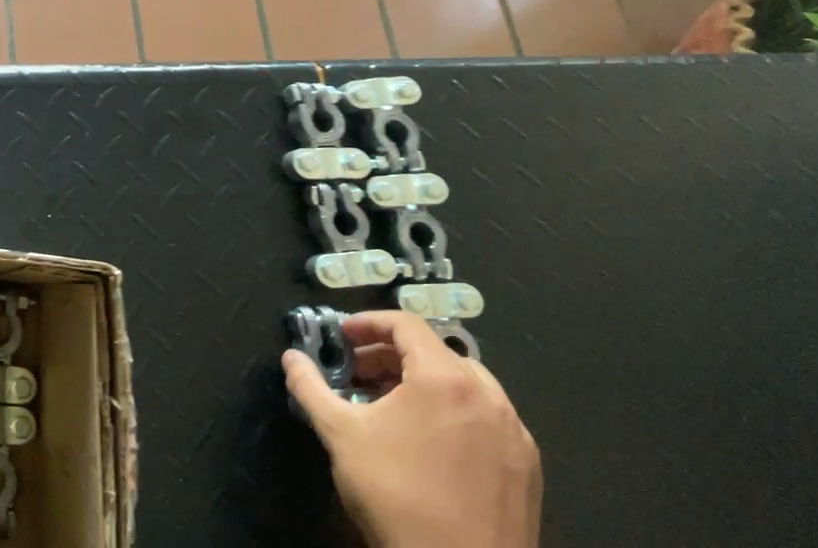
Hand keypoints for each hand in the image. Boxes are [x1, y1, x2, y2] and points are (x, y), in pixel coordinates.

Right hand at [283, 311, 541, 547]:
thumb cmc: (396, 494)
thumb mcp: (340, 434)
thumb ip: (311, 387)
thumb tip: (290, 358)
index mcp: (446, 379)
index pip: (406, 324)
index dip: (368, 323)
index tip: (341, 337)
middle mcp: (489, 396)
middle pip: (435, 352)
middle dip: (390, 356)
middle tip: (356, 374)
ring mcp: (513, 432)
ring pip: (464, 385)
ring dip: (422, 383)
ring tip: (388, 407)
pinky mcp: (526, 466)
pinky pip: (485, 419)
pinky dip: (452, 413)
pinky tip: (427, 443)